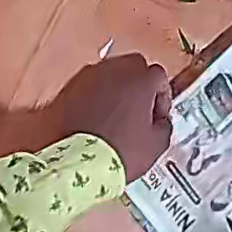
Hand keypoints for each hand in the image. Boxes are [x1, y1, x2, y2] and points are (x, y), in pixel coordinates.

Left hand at [46, 55, 173, 181]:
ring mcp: (88, 77)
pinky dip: (92, 98)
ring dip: (114, 89)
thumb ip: (163, 124)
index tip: (159, 113)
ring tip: (115, 116)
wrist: (73, 165)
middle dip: (138, 84)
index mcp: (141, 78)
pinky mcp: (67, 89)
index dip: (162, 96)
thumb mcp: (155, 144)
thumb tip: (160, 123)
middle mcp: (114, 70)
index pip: (159, 75)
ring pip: (108, 74)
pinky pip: (87, 87)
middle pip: (133, 66)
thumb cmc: (114, 152)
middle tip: (139, 108)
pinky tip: (95, 120)